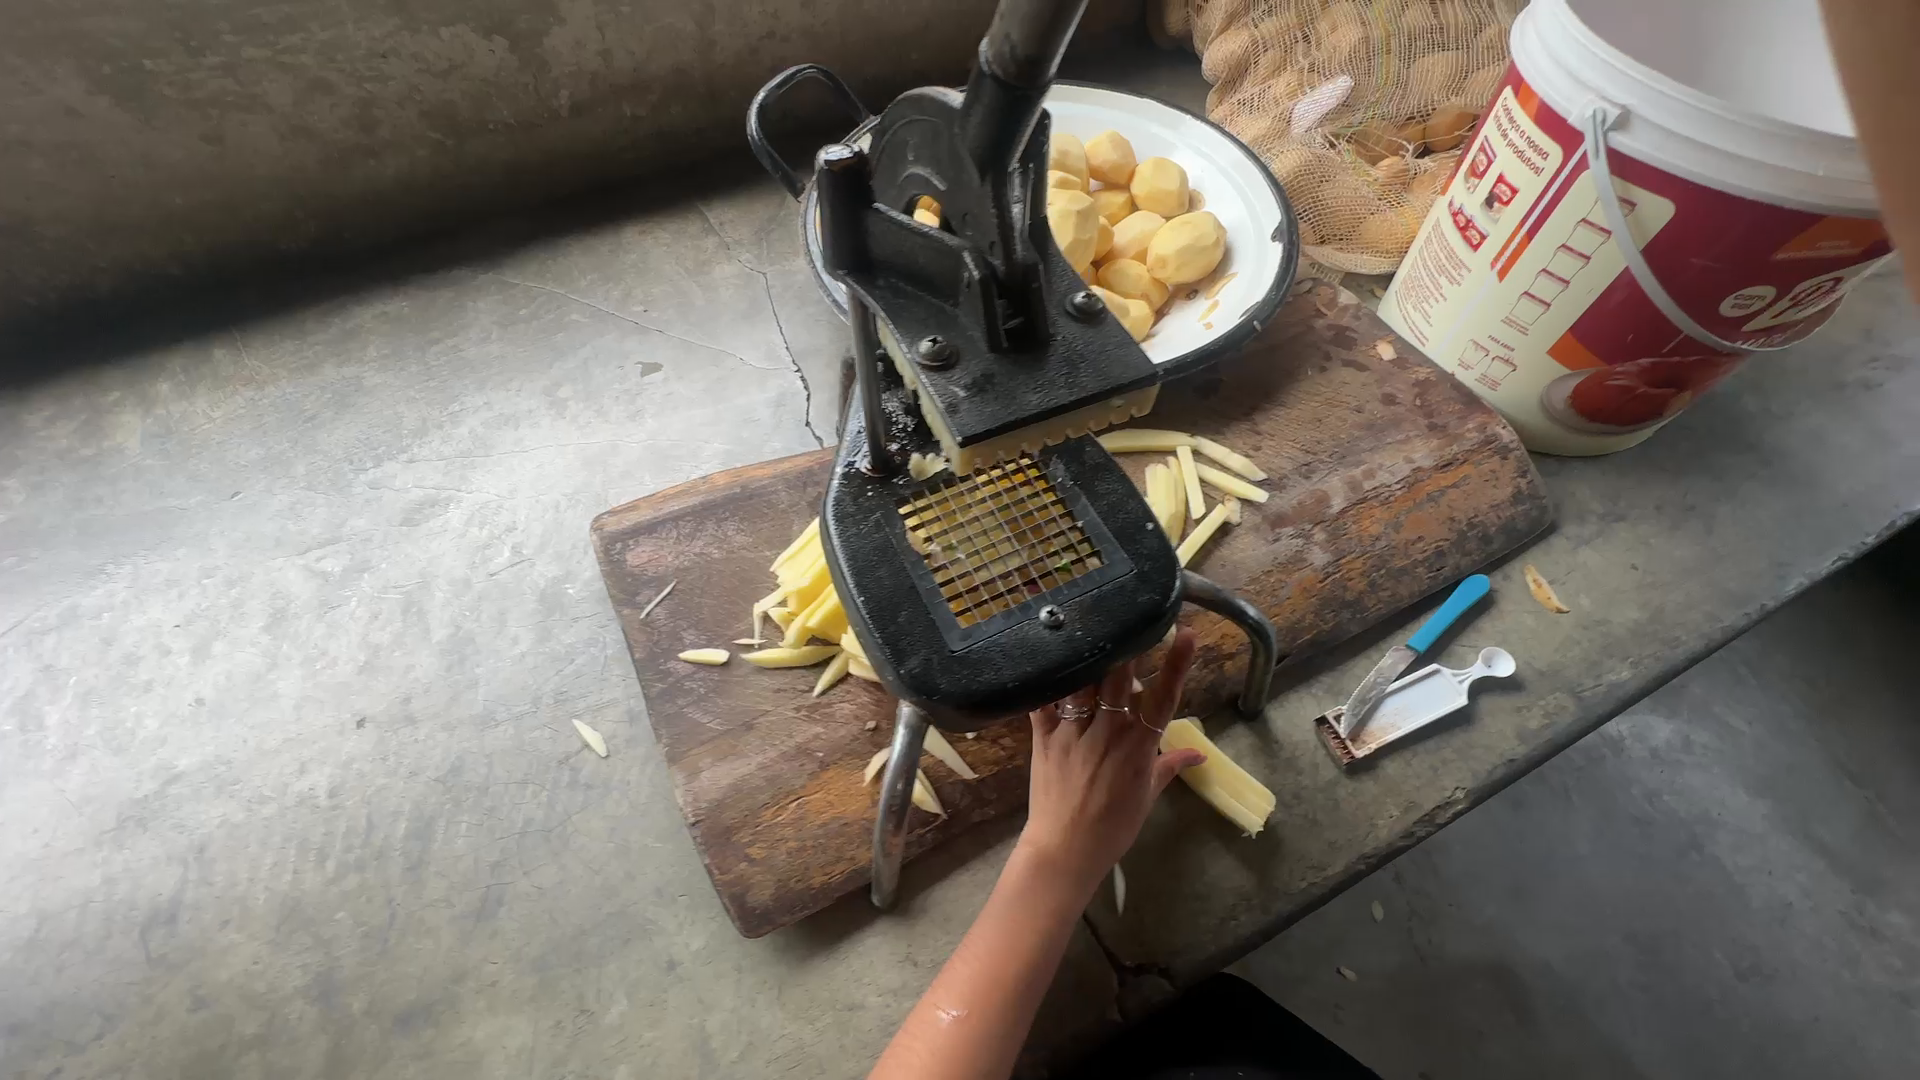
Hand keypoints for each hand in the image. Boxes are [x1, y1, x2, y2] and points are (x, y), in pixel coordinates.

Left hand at [1017, 628, 1207, 894]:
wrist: (1065, 850)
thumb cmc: (1113, 826)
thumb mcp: (1148, 796)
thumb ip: (1171, 767)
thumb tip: (1199, 752)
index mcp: (1138, 747)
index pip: (1163, 699)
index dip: (1176, 664)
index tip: (1187, 633)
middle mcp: (1107, 732)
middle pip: (1118, 680)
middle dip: (1126, 647)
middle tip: (1129, 618)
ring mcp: (1072, 732)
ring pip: (1082, 683)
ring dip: (1088, 656)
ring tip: (1090, 626)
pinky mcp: (1043, 736)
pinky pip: (1044, 701)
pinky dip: (1045, 679)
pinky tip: (1045, 653)